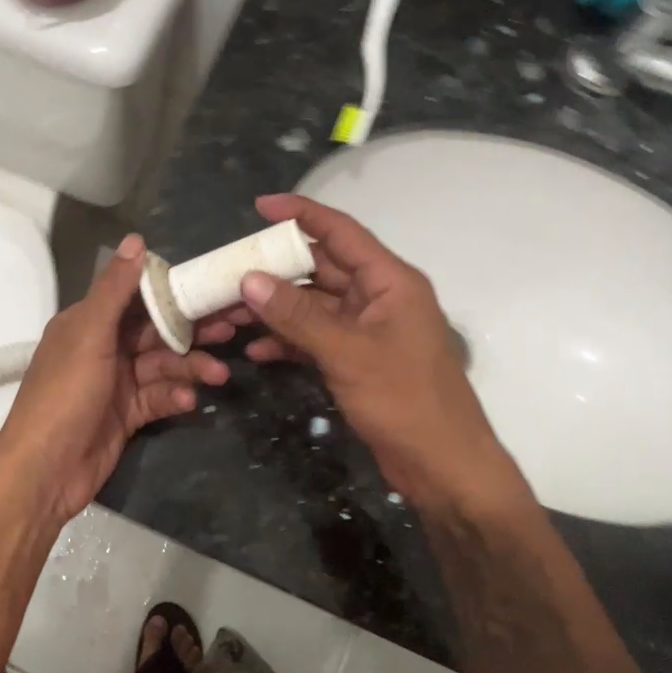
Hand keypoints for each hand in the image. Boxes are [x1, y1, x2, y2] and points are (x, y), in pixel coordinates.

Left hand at [0, 233, 232, 524]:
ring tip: (218, 374)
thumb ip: (115, 289)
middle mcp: (101, 347)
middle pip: (155, 331)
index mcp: (87, 322)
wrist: (44, 472)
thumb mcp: (89, 335)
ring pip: (161, 365)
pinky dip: (174, 396)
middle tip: (232, 327)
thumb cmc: (64, 395)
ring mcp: (115, 383)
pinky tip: (188, 400)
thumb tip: (136, 239)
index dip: (172, 291)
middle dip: (191, 330)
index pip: (135, 296)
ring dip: (189, 367)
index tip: (211, 286)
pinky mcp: (126, 415)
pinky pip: (158, 397)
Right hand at [237, 194, 527, 511]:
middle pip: (321, 268)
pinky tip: (255, 349)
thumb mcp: (347, 353)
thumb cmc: (405, 400)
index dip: (301, 214)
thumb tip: (249, 279)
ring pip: (313, 305)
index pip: (340, 232)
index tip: (259, 206)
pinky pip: (315, 337)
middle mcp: (379, 297)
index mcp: (389, 281)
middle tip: (229, 271)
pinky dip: (287, 340)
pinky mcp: (357, 359)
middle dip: (276, 270)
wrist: (443, 466)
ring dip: (275, 308)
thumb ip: (297, 315)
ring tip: (230, 313)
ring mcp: (368, 330)